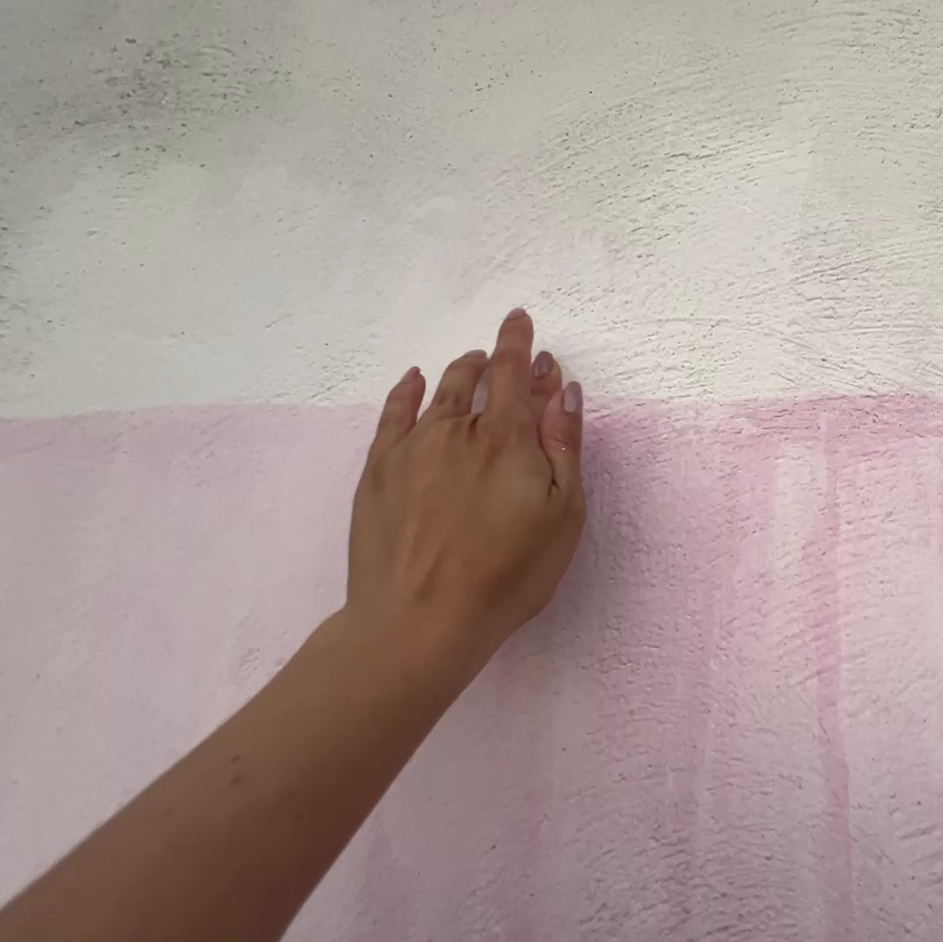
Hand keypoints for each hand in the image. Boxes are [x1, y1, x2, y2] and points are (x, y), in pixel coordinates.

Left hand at [345, 308, 585, 666]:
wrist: (419, 621)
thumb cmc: (509, 572)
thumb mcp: (562, 513)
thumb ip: (564, 446)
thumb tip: (564, 390)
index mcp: (506, 439)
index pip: (513, 375)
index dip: (520, 345)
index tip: (522, 322)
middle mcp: (456, 431)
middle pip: (476, 379)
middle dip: (494, 359)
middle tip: (503, 353)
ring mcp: (411, 449)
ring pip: (436, 392)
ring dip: (457, 371)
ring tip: (468, 362)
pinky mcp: (377, 472)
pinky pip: (392, 414)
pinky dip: (405, 390)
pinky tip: (412, 380)